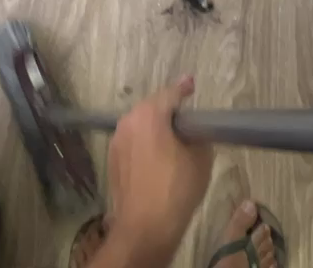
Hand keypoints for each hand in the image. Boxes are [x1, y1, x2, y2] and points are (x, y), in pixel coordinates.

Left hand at [101, 75, 213, 262]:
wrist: (144, 228)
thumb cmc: (176, 189)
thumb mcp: (201, 159)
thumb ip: (198, 136)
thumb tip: (194, 132)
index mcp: (149, 114)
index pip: (170, 94)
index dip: (184, 88)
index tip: (191, 83)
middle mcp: (128, 121)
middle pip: (152, 107)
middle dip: (167, 110)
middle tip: (185, 118)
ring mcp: (116, 141)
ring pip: (140, 125)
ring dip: (154, 128)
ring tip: (170, 139)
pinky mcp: (112, 160)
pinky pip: (132, 143)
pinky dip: (144, 144)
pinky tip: (155, 158)